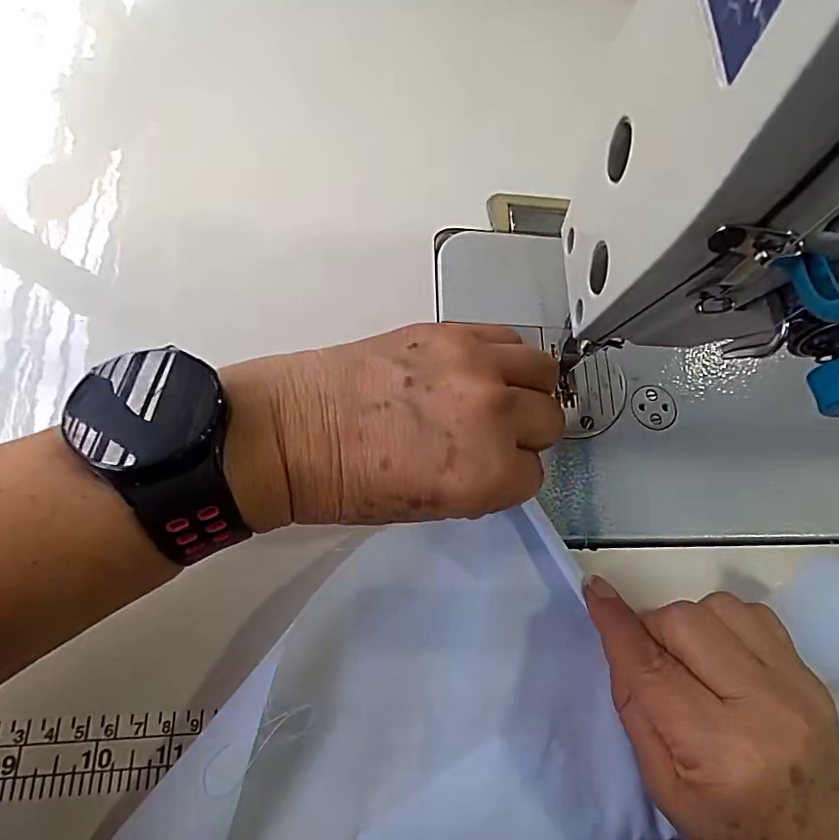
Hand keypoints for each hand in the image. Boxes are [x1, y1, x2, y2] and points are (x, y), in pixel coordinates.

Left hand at [221, 323, 563, 529]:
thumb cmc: (342, 483)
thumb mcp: (423, 508)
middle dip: (521, 435)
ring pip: (541, 371)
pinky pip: (506, 337)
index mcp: (484, 476)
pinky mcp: (449, 332)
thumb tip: (493, 462)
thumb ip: (474, 483)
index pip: (533, 475)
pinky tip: (471, 371)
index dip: (507, 477)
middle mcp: (492, 417)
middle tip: (486, 437)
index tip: (487, 473)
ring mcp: (474, 367)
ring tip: (488, 399)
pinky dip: (499, 357)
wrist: (292, 431)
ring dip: (523, 389)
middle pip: (547, 420)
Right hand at [582, 576, 838, 839]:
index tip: (593, 591)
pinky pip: (756, 617)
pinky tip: (719, 657)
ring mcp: (798, 689)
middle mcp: (765, 709)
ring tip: (686, 660)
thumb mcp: (660, 784)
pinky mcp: (814, 679)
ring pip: (721, 608)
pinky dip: (723, 624)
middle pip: (686, 622)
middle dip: (651, 628)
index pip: (651, 667)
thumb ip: (637, 709)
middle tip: (647, 659)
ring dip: (687, 623)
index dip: (615, 625)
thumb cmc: (729, 838)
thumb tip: (618, 646)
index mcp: (718, 750)